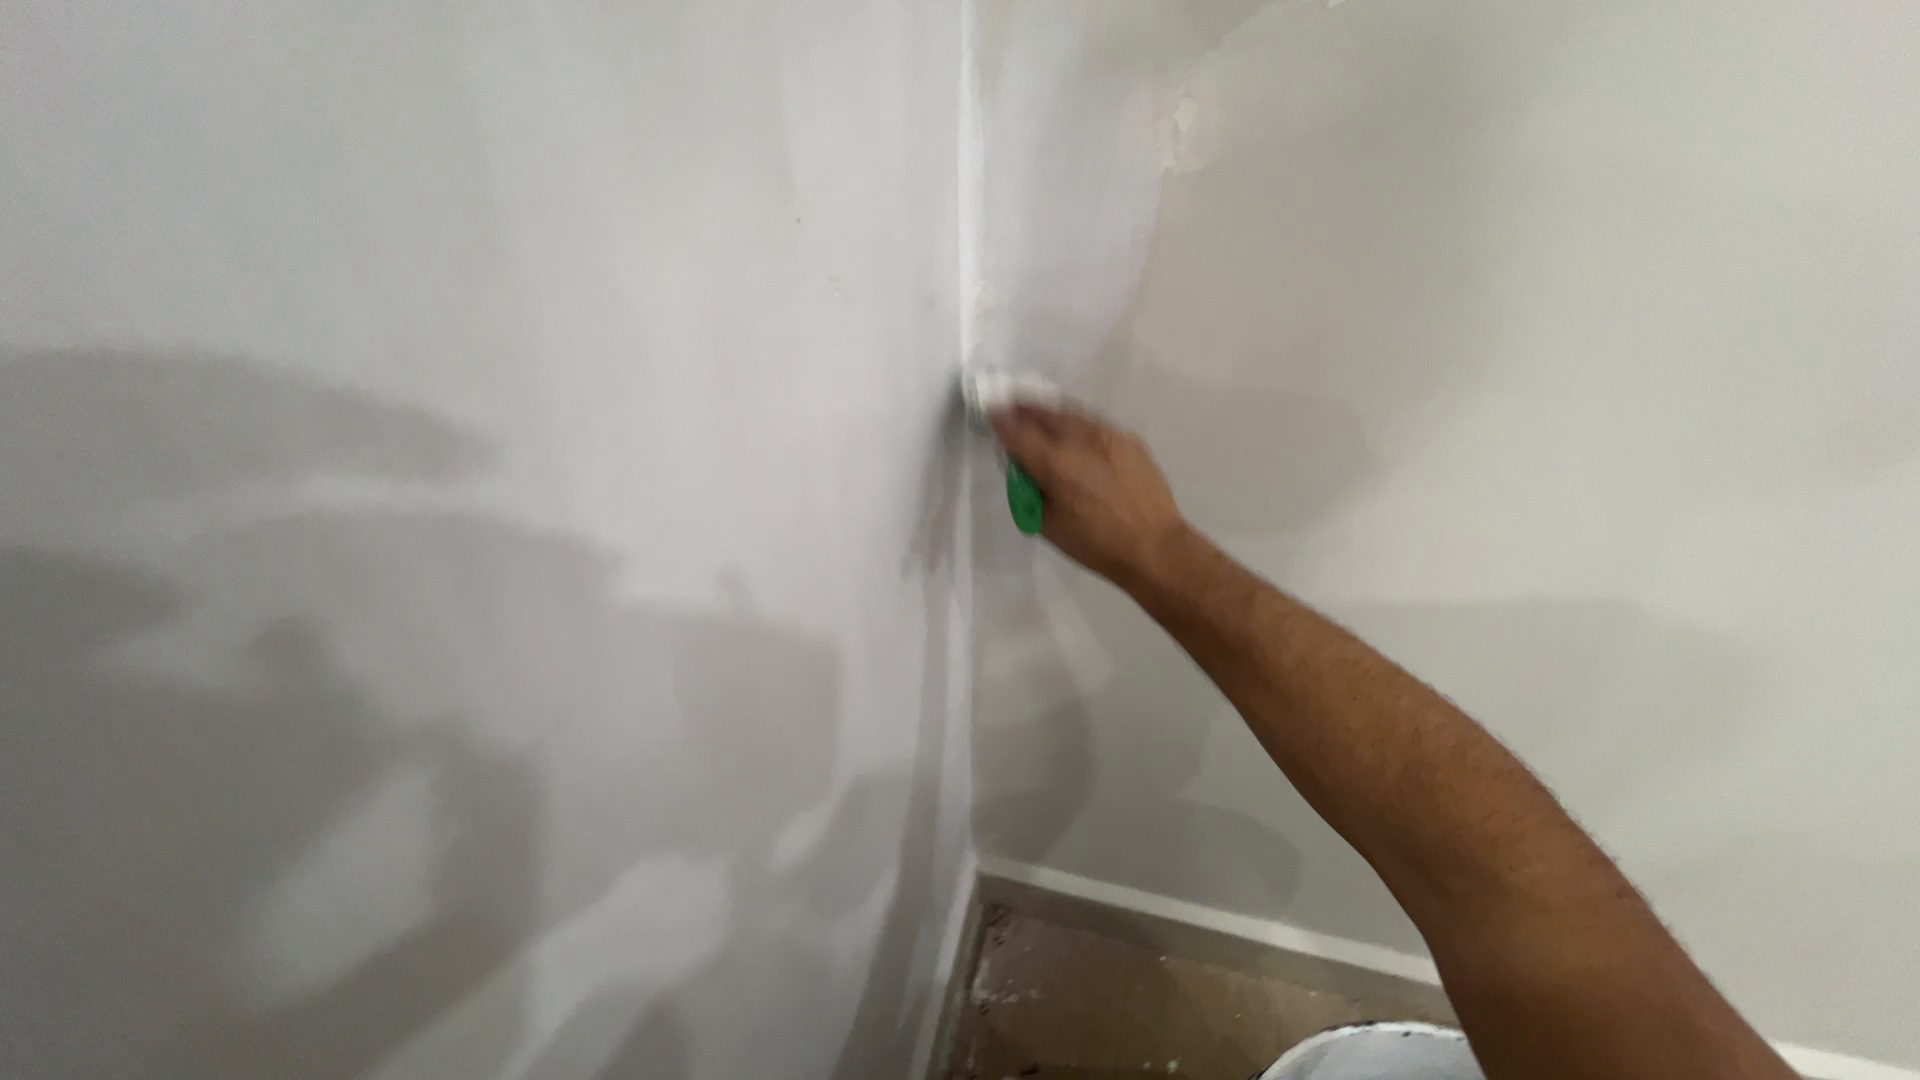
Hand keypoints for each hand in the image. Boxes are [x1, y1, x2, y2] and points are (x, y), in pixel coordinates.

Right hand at [990, 402, 1188, 585]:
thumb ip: (1030, 489)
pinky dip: (1076, 423)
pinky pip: (1093, 423)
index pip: (1018, 432)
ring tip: (1039, 413)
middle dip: (1024, 408)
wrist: (1155, 547)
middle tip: (1011, 406)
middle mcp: (1081, 441)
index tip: (991, 413)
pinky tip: (1073, 432)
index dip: (1000, 421)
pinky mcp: (1129, 439)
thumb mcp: (1048, 524)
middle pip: (1045, 412)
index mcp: (1056, 465)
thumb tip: (1022, 466)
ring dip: (1050, 411)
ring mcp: (1109, 436)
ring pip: (1071, 412)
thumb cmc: (1096, 545)